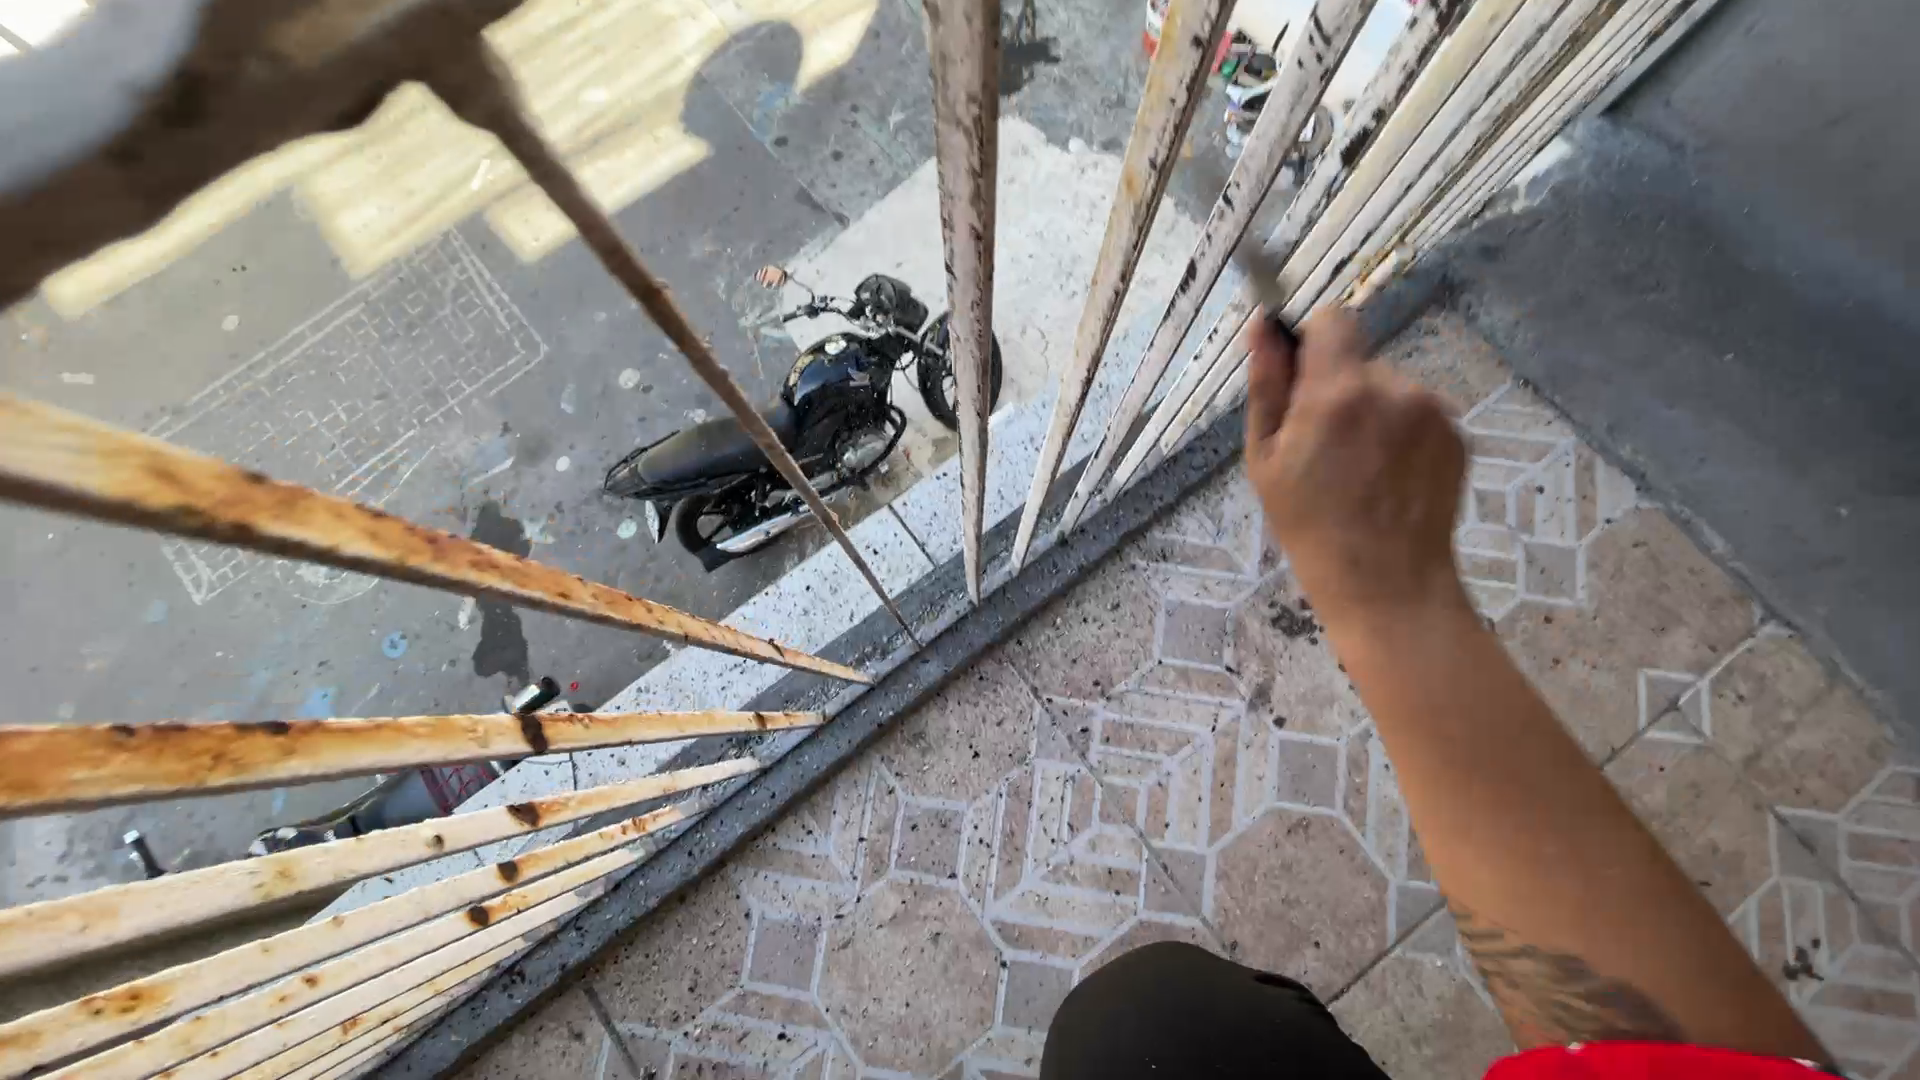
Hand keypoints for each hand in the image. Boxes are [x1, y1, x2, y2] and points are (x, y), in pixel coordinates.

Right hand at [1243, 308, 1468, 623]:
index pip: (1333, 318)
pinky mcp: (1458, 433)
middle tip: (1323, 448)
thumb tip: (1262, 326)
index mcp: (1337, 391)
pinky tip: (1388, 477)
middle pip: (1359, 361)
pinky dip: (1400, 434)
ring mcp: (1433, 410)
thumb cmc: (1307, 524)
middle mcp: (1394, 387)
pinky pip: (1417, 413)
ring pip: (1389, 388)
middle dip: (1337, 389)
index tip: (1301, 382)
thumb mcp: (1265, 458)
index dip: (1312, 342)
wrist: (1385, 580)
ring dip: (1371, 412)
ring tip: (1359, 468)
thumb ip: (1266, 385)